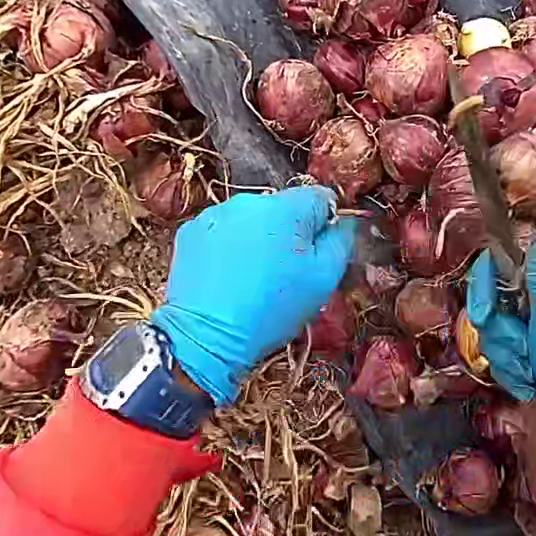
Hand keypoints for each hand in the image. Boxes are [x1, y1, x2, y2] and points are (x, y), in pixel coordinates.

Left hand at [152, 187, 355, 403]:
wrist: (207, 336)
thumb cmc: (272, 308)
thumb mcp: (325, 278)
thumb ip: (342, 240)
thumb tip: (344, 222)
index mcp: (285, 208)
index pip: (320, 198)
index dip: (326, 226)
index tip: (317, 255)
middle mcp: (249, 202)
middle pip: (285, 208)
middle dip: (292, 233)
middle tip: (288, 272)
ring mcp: (216, 214)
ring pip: (255, 219)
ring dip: (262, 239)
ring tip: (257, 277)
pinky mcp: (191, 232)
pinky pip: (226, 231)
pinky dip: (233, 247)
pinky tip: (232, 276)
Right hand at [465, 216, 535, 475]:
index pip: (495, 266)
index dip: (482, 291)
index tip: (484, 316)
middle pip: (489, 305)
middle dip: (500, 335)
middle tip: (524, 350)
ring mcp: (534, 326)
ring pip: (492, 334)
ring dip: (507, 359)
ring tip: (532, 372)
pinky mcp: (530, 352)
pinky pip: (501, 357)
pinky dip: (512, 374)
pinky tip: (531, 384)